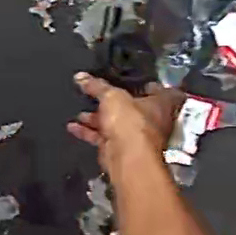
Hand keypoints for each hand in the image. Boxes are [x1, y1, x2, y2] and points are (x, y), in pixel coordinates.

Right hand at [65, 72, 182, 178]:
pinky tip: (73, 126)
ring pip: (115, 124)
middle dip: (115, 104)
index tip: (140, 82)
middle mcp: (151, 121)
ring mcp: (135, 137)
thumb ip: (96, 86)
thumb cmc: (132, 123)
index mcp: (161, 104)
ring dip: (98, 119)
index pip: (161, 91)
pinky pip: (102, 137)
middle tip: (100, 96)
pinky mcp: (119, 149)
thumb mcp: (111, 96)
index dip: (151, 86)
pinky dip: (88, 132)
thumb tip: (81, 77)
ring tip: (82, 112)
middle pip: (133, 109)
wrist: (127, 157)